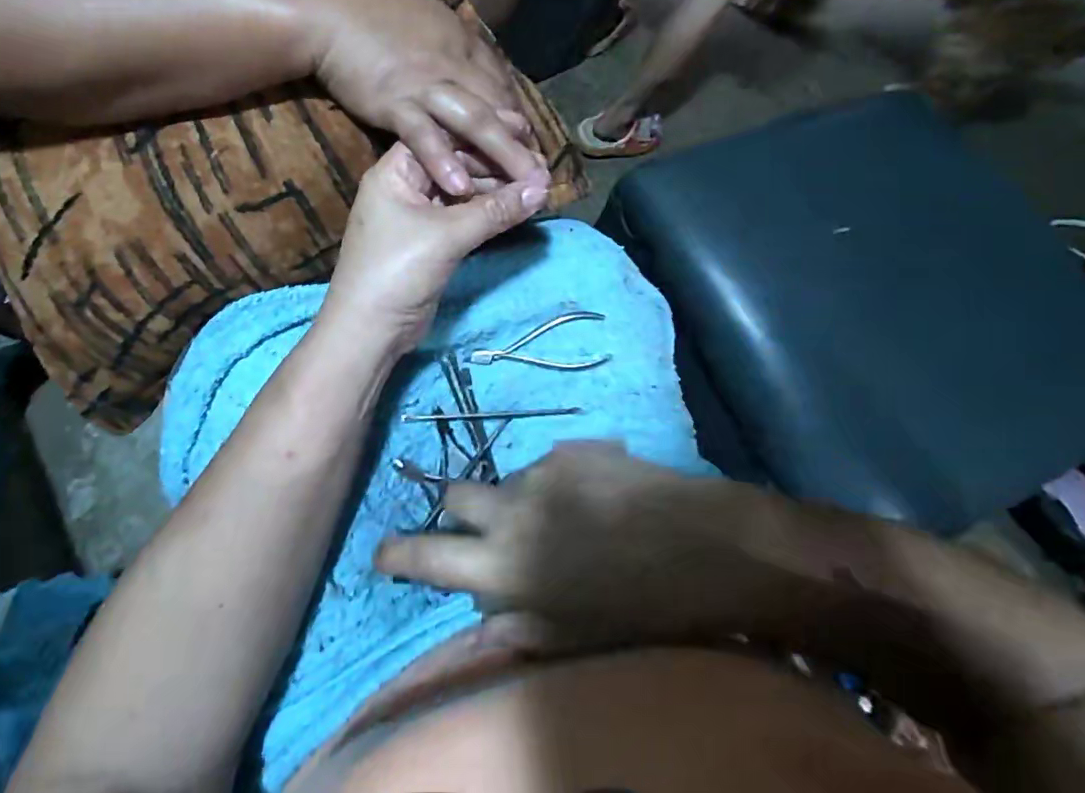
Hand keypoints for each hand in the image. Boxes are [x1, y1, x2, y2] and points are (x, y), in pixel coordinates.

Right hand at [311, 0, 547, 196]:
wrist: (328, 8)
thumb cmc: (369, 9)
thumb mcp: (421, 16)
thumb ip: (447, 40)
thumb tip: (463, 59)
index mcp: (460, 42)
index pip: (499, 84)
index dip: (517, 115)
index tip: (530, 141)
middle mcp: (453, 64)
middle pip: (498, 106)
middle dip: (524, 142)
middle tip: (546, 172)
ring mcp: (425, 85)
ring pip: (475, 121)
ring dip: (504, 154)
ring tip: (527, 184)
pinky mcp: (395, 103)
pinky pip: (424, 136)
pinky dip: (443, 160)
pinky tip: (461, 186)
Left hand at [323, 143, 548, 348]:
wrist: (369, 330)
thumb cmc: (397, 270)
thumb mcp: (447, 236)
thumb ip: (495, 209)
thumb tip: (543, 187)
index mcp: (396, 171)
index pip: (444, 137)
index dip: (484, 133)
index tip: (525, 134)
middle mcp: (406, 185)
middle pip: (456, 162)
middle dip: (497, 163)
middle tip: (540, 165)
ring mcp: (418, 213)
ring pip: (464, 189)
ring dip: (498, 188)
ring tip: (537, 187)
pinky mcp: (431, 238)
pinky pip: (465, 214)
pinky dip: (490, 210)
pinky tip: (518, 207)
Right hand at [376, 442, 799, 638]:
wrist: (703, 548)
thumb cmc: (637, 611)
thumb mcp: (567, 635)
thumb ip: (513, 620)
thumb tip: (483, 608)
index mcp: (503, 567)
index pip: (427, 555)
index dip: (397, 552)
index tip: (381, 550)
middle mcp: (509, 511)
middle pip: (454, 495)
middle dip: (457, 508)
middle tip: (482, 522)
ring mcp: (540, 472)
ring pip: (507, 480)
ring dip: (520, 498)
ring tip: (569, 518)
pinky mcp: (572, 449)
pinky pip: (549, 465)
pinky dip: (560, 482)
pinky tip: (599, 498)